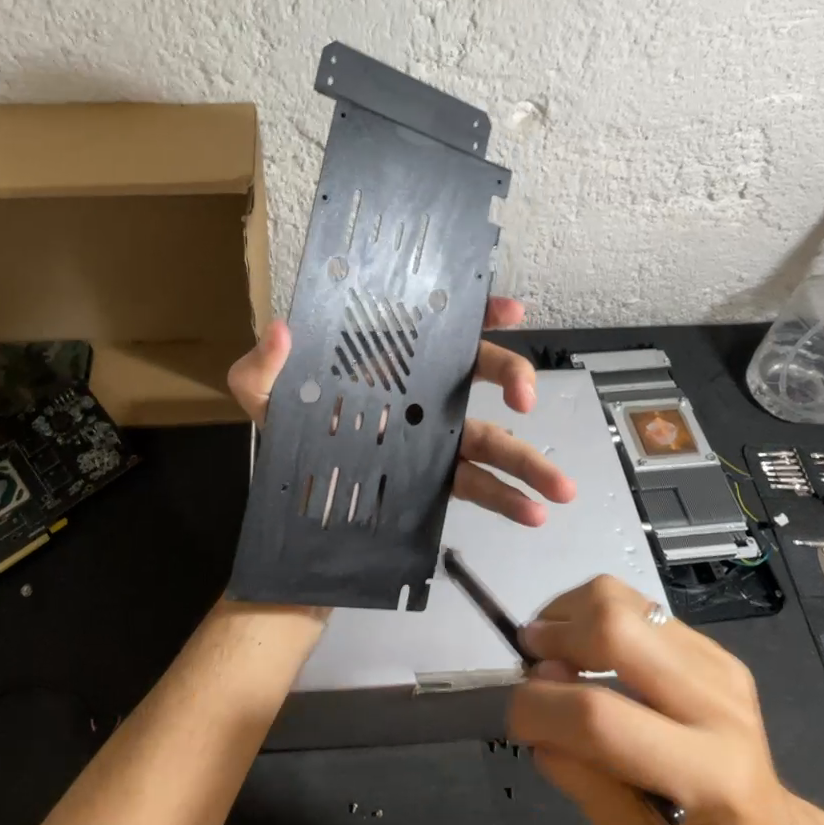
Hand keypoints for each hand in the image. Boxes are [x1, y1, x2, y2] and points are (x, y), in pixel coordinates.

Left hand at [226, 296, 576, 525]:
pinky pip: (473, 485)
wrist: (285, 493)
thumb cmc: (283, 430)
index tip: (510, 311)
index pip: (440, 326)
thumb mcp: (262, 393)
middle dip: (512, 375)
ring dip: (528, 459)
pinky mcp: (431, 479)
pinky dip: (504, 499)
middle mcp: (419, 392)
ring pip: (489, 437)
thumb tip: (280, 329)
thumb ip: (263, 365)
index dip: (479, 314)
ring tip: (562, 487)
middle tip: (526, 396)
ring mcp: (430, 436)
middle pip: (479, 373)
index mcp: (389, 360)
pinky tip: (530, 513)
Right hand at [508, 576, 823, 824]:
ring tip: (549, 650)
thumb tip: (535, 722)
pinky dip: (593, 614)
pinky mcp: (712, 650)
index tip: (513, 716)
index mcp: (710, 773)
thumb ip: (587, 784)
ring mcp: (719, 668)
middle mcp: (720, 706)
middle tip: (528, 661)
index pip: (601, 716)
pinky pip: (636, 603)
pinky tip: (582, 649)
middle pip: (617, 629)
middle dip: (555, 637)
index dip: (539, 707)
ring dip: (570, 615)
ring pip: (623, 600)